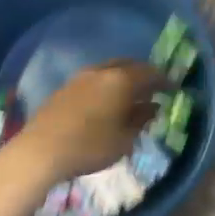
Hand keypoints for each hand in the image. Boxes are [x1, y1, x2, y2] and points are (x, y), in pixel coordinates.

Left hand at [2, 61, 169, 184]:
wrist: (41, 150)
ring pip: (109, 70)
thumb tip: (152, 107)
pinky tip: (107, 101)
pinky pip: (94, 78)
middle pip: (128, 65)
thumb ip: (140, 120)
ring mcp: (80, 77)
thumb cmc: (90, 146)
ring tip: (130, 95)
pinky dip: (107, 84)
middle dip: (143, 74)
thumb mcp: (124, 139)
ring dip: (123, 78)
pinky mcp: (65, 88)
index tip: (173, 88)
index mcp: (121, 80)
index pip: (149, 73)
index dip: (163, 80)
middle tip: (153, 88)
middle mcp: (101, 71)